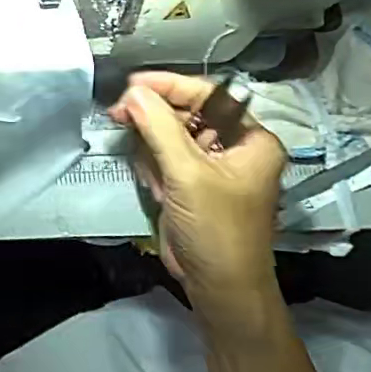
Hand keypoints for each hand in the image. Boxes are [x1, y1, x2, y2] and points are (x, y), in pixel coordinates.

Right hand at [108, 72, 287, 327]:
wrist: (219, 288)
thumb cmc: (216, 229)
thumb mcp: (187, 174)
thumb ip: (159, 128)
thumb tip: (133, 93)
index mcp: (250, 139)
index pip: (208, 96)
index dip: (170, 86)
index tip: (133, 83)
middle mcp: (235, 147)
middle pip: (187, 113)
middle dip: (154, 117)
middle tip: (120, 113)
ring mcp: (212, 166)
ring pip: (171, 135)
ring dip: (152, 146)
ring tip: (147, 167)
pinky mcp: (192, 184)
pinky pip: (166, 158)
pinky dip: (154, 165)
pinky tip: (154, 185)